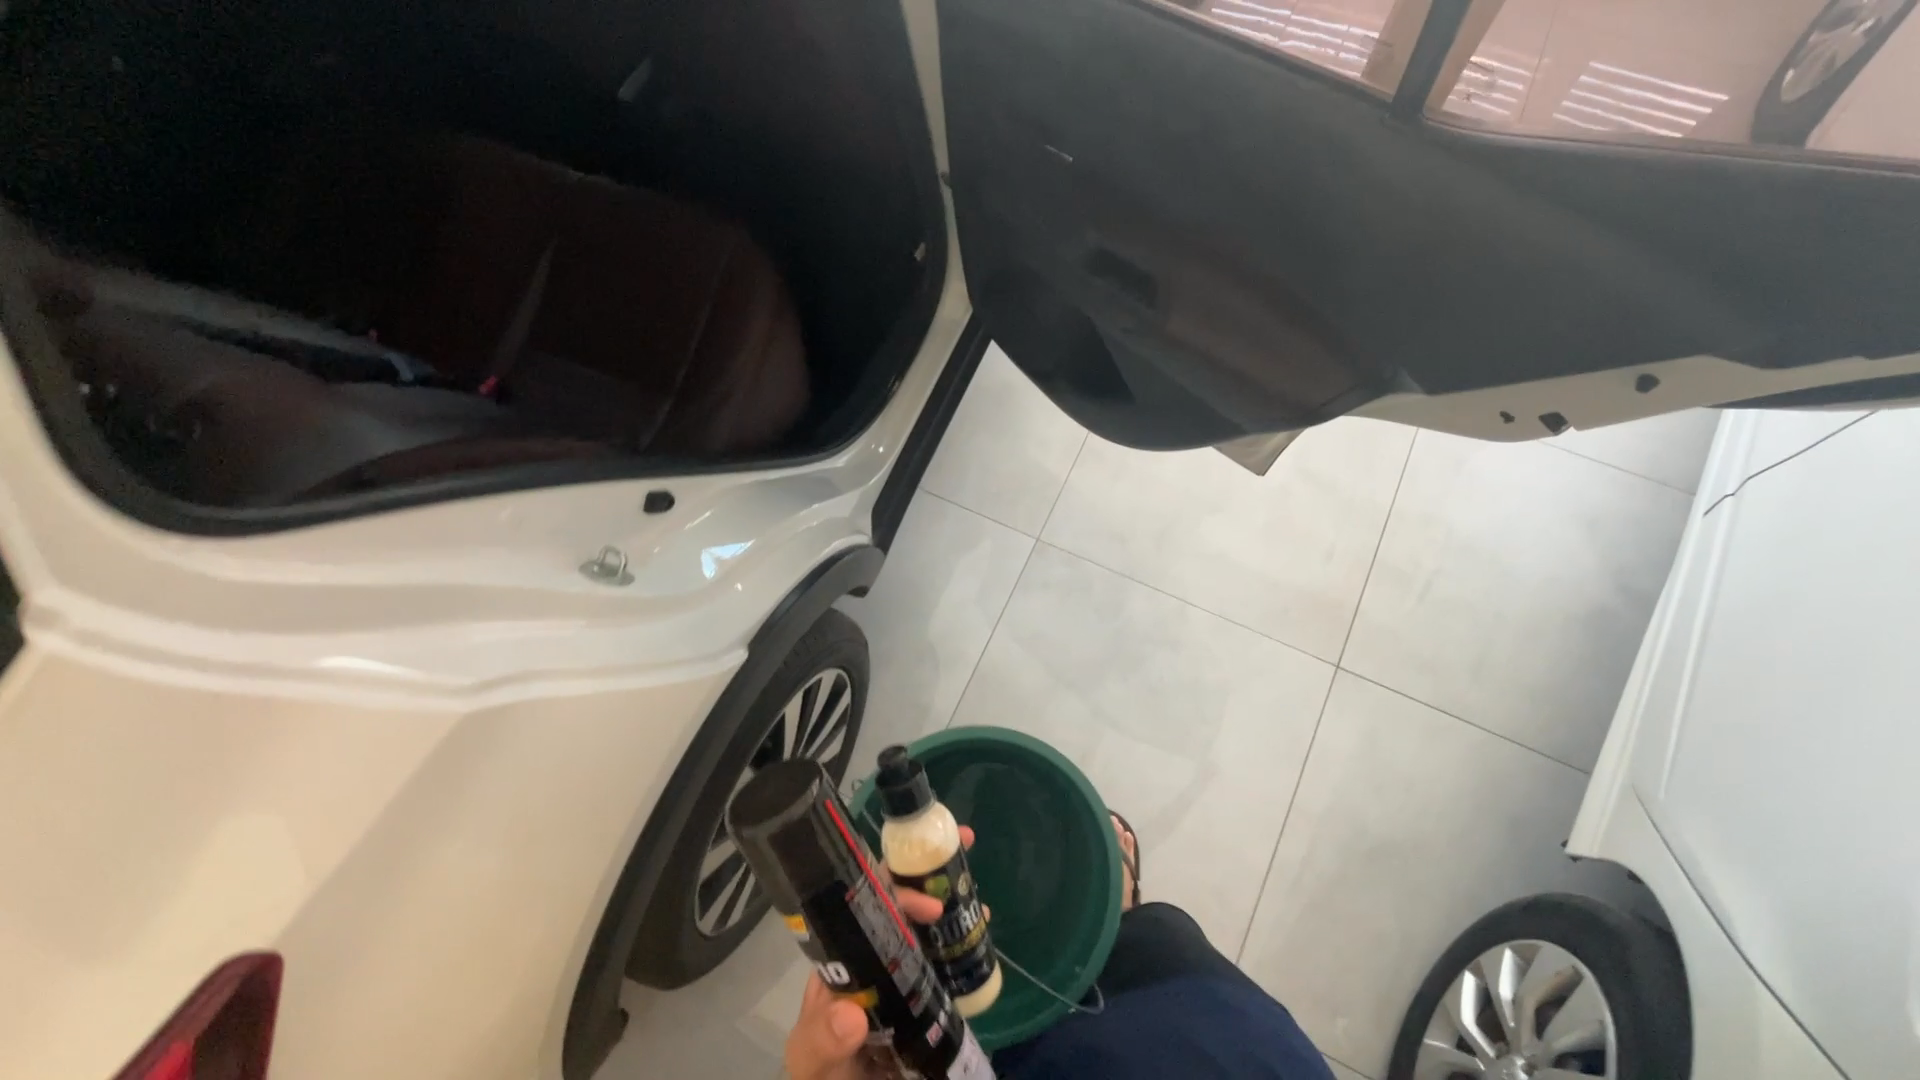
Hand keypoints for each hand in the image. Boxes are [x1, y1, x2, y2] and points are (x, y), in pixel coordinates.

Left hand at [783, 827, 976, 1079]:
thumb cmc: (821, 1074)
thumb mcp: (812, 1059)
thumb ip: (822, 1040)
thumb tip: (851, 1015)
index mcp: (843, 963)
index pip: (867, 911)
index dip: (897, 894)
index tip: (931, 904)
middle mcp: (872, 964)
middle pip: (902, 915)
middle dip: (931, 886)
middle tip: (962, 861)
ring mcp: (899, 984)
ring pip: (927, 939)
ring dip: (952, 916)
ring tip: (981, 910)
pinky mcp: (922, 1009)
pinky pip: (944, 974)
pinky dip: (962, 956)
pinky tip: (980, 944)